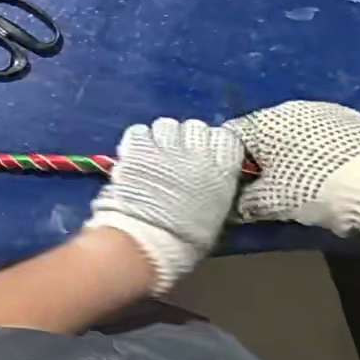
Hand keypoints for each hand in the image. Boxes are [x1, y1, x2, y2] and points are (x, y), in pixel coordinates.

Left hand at [84, 118, 244, 291]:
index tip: (200, 154)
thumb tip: (207, 174)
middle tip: (172, 155)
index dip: (210, 143)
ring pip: (165, 125)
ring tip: (152, 154)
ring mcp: (167, 146)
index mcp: (224, 168)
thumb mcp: (216, 208)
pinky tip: (134, 153)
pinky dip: (137, 139)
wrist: (148, 235)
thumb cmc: (185, 234)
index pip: (224, 137)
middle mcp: (198, 151)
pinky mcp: (137, 147)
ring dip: (159, 137)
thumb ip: (215, 183)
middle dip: (183, 139)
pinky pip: (138, 130)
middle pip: (194, 127)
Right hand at [232, 100, 359, 244]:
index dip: (235, 161)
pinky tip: (338, 174)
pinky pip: (332, 137)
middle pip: (268, 133)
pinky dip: (327, 152)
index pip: (233, 137)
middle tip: (273, 182)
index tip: (241, 181)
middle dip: (267, 155)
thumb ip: (246, 199)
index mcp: (263, 121)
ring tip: (309, 179)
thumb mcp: (272, 201)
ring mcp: (332, 112)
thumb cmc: (317, 187)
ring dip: (298, 153)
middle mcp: (293, 109)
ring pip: (301, 134)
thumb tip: (238, 202)